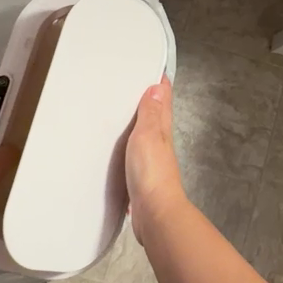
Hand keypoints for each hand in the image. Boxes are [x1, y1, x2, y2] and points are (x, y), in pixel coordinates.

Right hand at [125, 77, 187, 240]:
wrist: (154, 215)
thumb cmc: (152, 173)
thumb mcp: (149, 136)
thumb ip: (151, 114)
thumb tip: (158, 87)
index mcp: (162, 129)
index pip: (163, 100)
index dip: (159, 84)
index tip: (152, 68)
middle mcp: (160, 143)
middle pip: (155, 116)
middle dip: (146, 101)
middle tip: (130, 87)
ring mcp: (152, 161)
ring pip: (145, 136)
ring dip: (137, 124)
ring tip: (120, 113)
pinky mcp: (142, 178)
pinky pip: (134, 155)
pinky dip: (128, 147)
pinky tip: (118, 148)